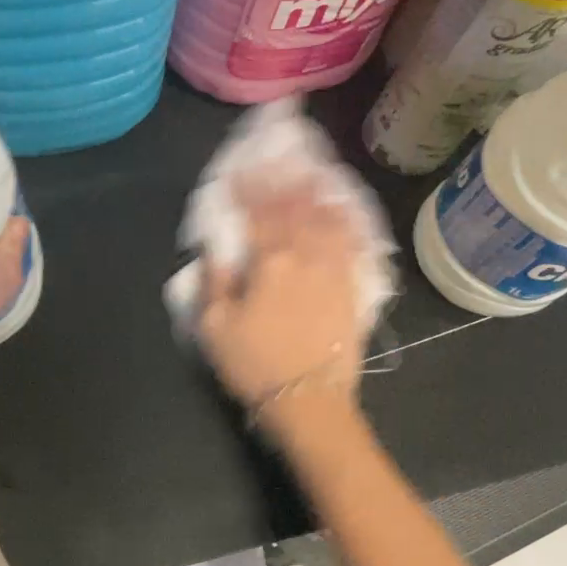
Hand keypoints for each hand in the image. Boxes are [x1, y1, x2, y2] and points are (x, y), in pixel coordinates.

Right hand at [198, 180, 366, 421]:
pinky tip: (342, 212)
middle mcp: (306, 256)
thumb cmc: (255, 363)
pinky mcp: (352, 288)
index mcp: (270, 261)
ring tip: (310, 175)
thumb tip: (215, 249)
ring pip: (326, 220)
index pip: (257, 213)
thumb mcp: (215, 326)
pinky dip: (346, 223)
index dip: (247, 189)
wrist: (310, 403)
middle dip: (282, 183)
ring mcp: (334, 270)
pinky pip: (352, 245)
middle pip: (295, 209)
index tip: (238, 170)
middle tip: (276, 162)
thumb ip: (214, 281)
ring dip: (315, 195)